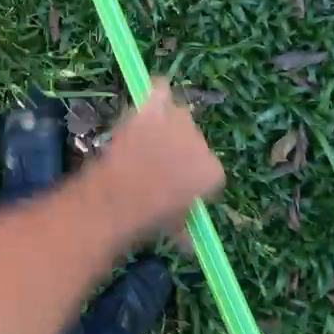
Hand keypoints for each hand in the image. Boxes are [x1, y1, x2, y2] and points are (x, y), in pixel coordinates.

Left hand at [92, 79, 227, 238]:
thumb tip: (188, 243)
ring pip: (177, 113)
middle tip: (155, 159)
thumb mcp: (173, 226)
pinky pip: (159, 90)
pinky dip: (156, 92)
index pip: (208, 167)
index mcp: (213, 173)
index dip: (189, 172)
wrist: (120, 195)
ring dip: (165, 121)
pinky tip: (149, 95)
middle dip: (177, 146)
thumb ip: (185, 223)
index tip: (175, 181)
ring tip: (147, 135)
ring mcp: (177, 124)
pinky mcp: (154, 110)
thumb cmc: (147, 215)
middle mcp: (201, 144)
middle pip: (192, 137)